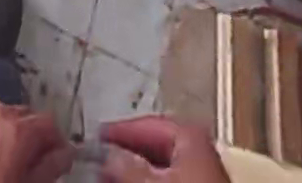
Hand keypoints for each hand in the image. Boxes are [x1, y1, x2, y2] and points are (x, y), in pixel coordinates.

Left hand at [0, 101, 74, 182]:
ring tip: (0, 160)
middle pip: (27, 116)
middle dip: (31, 137)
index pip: (49, 124)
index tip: (55, 156)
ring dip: (8, 131)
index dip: (55, 142)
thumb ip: (48, 169)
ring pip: (4, 114)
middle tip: (27, 163)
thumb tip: (64, 155)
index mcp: (18, 132)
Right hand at [98, 116, 230, 182]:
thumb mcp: (154, 182)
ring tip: (113, 176)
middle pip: (154, 144)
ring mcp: (202, 171)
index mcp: (190, 133)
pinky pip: (170, 177)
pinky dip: (151, 180)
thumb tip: (109, 153)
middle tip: (102, 160)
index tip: (98, 137)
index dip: (120, 130)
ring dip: (137, 169)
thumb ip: (128, 165)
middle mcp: (198, 146)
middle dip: (128, 152)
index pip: (147, 124)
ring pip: (161, 164)